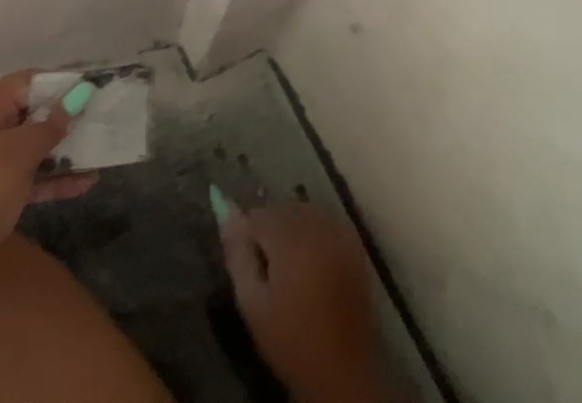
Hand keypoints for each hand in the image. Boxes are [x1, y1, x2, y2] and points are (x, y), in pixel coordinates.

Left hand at [0, 70, 97, 271]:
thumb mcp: (15, 154)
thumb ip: (47, 127)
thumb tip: (71, 103)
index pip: (24, 83)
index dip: (58, 85)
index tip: (94, 92)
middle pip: (29, 114)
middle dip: (65, 119)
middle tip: (103, 124)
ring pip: (31, 148)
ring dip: (64, 151)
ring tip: (102, 153)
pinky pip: (29, 178)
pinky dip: (54, 179)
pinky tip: (87, 183)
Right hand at [221, 200, 396, 402]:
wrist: (342, 373)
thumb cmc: (289, 341)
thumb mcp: (250, 300)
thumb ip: (237, 251)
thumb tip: (225, 209)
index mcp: (292, 243)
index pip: (258, 214)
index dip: (246, 235)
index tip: (246, 262)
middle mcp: (319, 232)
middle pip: (283, 208)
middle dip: (269, 227)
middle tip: (264, 264)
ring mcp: (342, 240)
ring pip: (305, 212)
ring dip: (291, 226)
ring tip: (286, 262)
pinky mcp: (356, 251)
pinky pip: (328, 222)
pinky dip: (313, 230)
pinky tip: (309, 257)